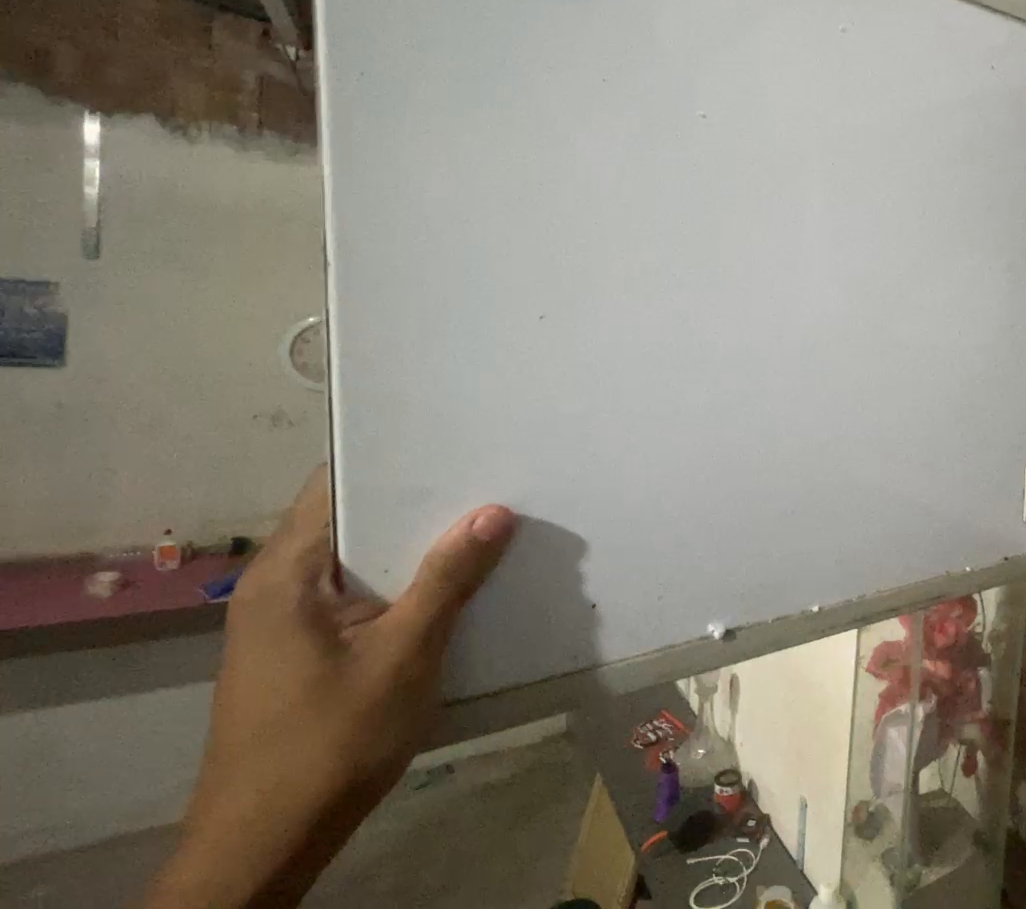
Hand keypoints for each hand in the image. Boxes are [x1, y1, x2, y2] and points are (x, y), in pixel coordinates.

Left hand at [144, 466, 515, 908]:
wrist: (270, 839)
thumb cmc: (332, 740)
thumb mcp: (404, 653)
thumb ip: (449, 578)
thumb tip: (495, 512)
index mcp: (285, 574)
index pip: (336, 486)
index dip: (394, 460)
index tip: (458, 445)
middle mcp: (278, 586)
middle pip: (352, 519)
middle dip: (420, 503)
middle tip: (490, 483)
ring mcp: (289, 621)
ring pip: (362, 559)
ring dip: (418, 546)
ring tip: (485, 525)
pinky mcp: (306, 649)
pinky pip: (362, 594)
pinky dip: (406, 582)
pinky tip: (455, 585)